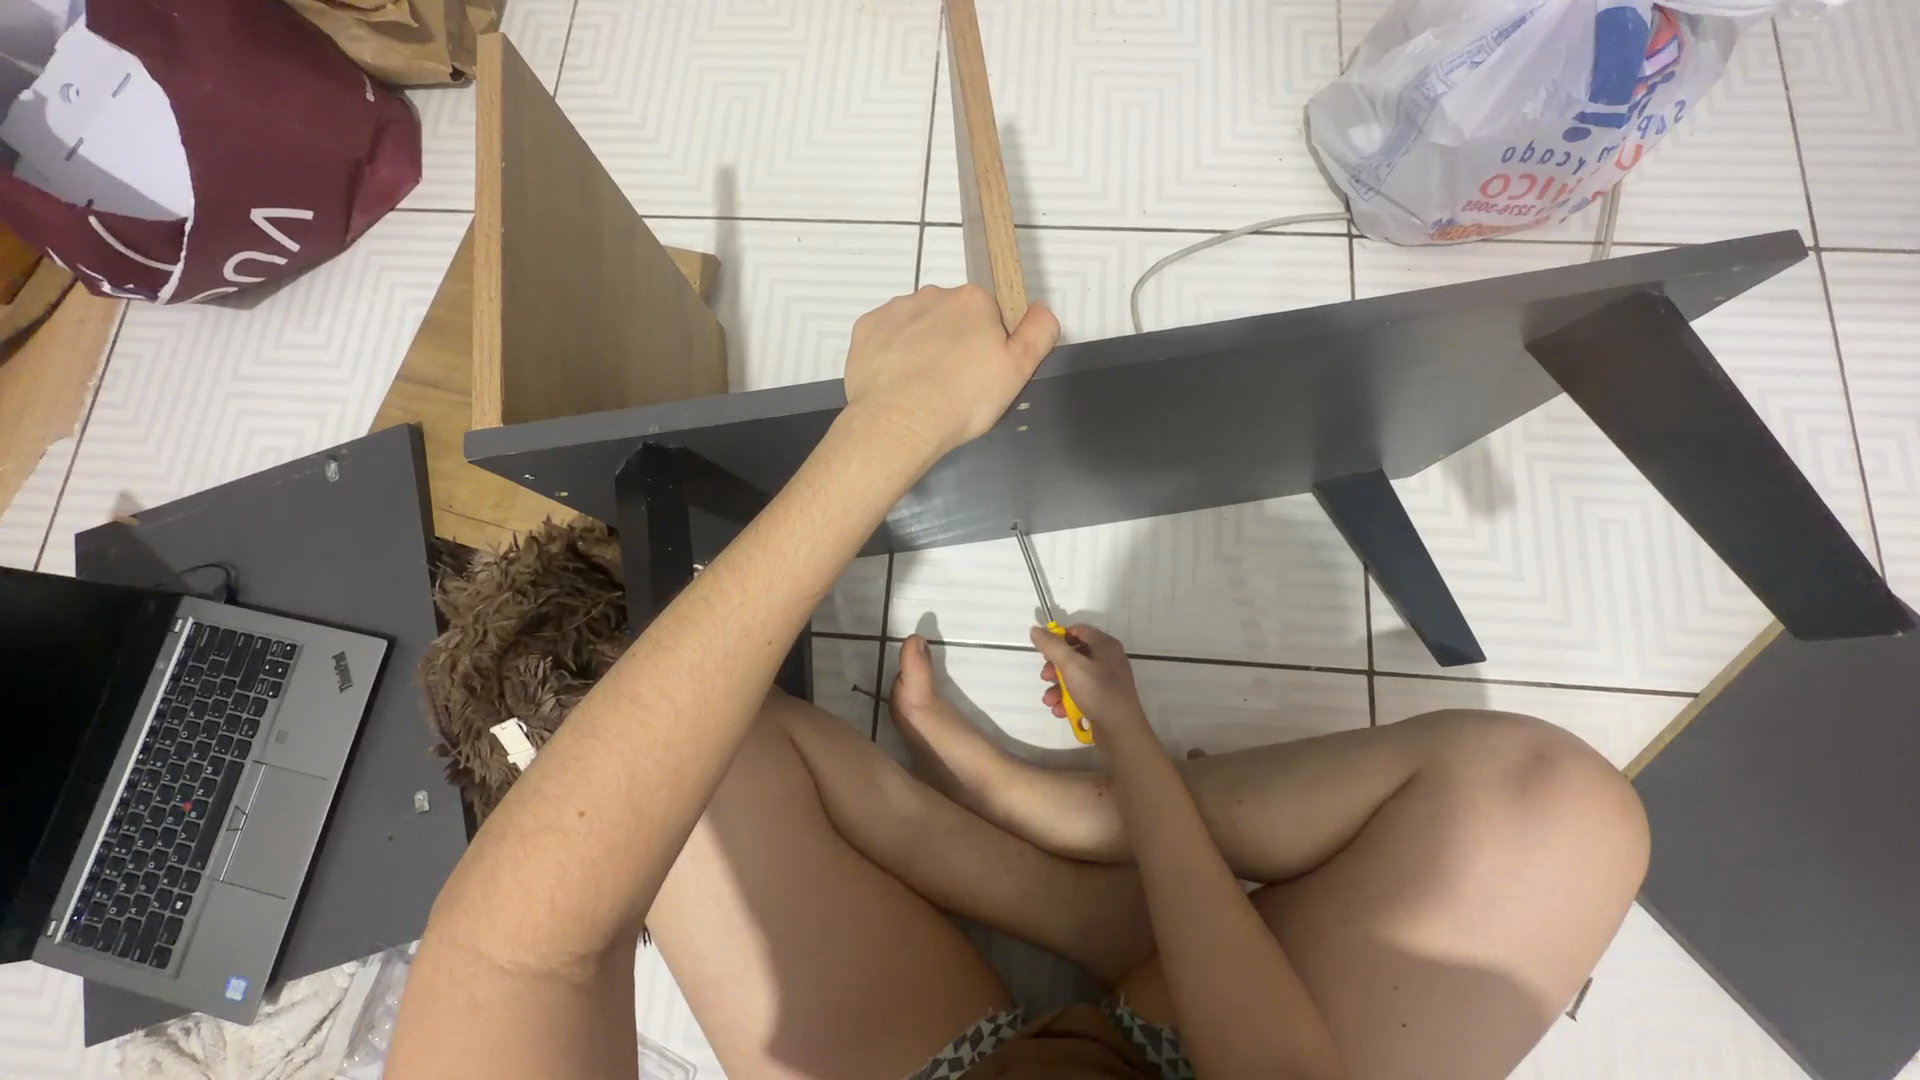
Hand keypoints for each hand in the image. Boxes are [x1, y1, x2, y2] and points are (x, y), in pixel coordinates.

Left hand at [841, 285, 1059, 457]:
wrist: (899, 422)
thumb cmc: (963, 400)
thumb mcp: (1018, 371)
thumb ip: (1038, 333)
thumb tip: (1041, 310)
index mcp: (974, 301)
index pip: (989, 314)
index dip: (989, 344)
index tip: (982, 373)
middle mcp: (934, 294)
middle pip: (952, 317)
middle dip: (954, 343)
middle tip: (954, 384)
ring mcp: (896, 310)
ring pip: (918, 325)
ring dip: (923, 347)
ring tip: (923, 387)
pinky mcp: (867, 329)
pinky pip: (886, 337)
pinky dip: (892, 355)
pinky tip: (897, 382)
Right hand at [1029, 623, 1150, 737]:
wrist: (1120, 731)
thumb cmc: (1097, 692)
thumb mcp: (1071, 666)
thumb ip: (1052, 646)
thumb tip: (1035, 629)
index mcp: (1105, 645)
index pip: (1078, 630)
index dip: (1059, 637)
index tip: (1044, 650)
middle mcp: (1107, 659)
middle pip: (1074, 654)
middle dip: (1055, 667)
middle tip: (1045, 677)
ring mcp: (1106, 680)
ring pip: (1074, 676)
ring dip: (1058, 688)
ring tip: (1049, 700)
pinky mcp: (1103, 699)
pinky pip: (1081, 693)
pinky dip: (1068, 700)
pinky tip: (1060, 711)